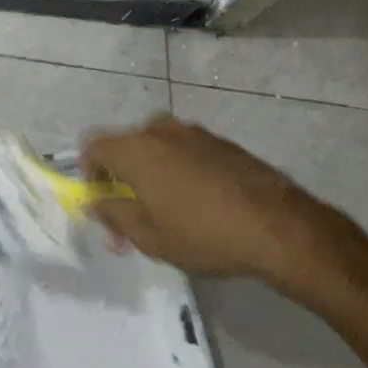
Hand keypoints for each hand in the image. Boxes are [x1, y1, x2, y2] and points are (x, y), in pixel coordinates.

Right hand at [81, 114, 367, 299]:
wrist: (277, 226)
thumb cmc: (202, 234)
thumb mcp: (148, 237)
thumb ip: (113, 214)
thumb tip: (95, 201)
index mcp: (136, 149)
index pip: (93, 146)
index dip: (90, 173)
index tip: (104, 203)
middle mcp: (160, 130)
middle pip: (126, 146)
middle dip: (123, 176)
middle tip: (135, 215)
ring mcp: (194, 133)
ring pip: (158, 148)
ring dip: (154, 173)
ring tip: (170, 212)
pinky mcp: (221, 142)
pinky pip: (186, 151)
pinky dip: (182, 171)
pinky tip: (201, 204)